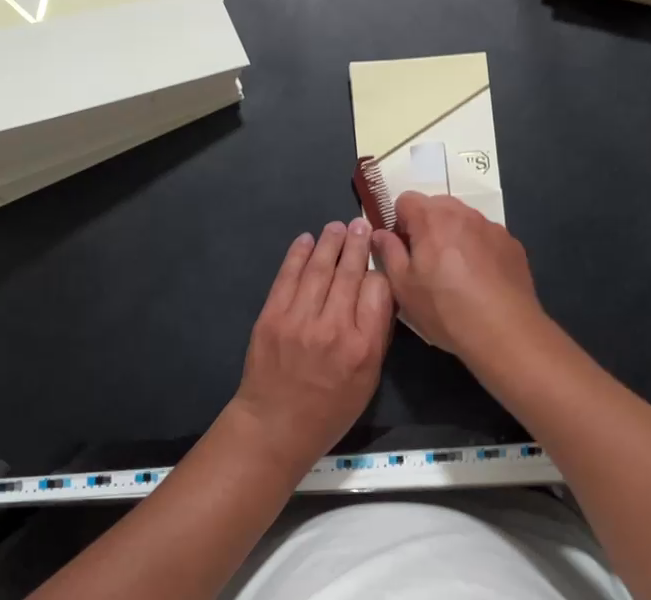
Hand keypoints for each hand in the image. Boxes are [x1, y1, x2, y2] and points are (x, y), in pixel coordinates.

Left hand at [231, 218, 393, 472]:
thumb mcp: (369, 380)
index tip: (376, 262)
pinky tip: (306, 240)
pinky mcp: (272, 316)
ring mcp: (299, 320)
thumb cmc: (329, 409)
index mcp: (363, 347)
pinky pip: (288, 277)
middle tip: (360, 224)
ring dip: (329, 242)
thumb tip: (379, 294)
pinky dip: (298, 255)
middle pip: (349, 273)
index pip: (378, 291)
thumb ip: (376, 335)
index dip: (378, 272)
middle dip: (356, 244)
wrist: (275, 426)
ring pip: (319, 268)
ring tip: (337, 226)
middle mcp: (333, 328)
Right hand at [375, 192, 546, 359]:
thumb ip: (389, 253)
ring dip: (453, 234)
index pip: (406, 199)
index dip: (399, 221)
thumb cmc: (445, 310)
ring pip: (463, 219)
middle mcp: (463, 214)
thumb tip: (380, 234)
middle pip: (436, 205)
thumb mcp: (404, 287)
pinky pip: (486, 235)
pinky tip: (480, 279)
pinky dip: (478, 248)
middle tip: (426, 261)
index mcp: (432, 219)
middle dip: (426, 225)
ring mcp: (491, 226)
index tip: (402, 247)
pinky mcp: (512, 243)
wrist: (505, 332)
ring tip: (455, 272)